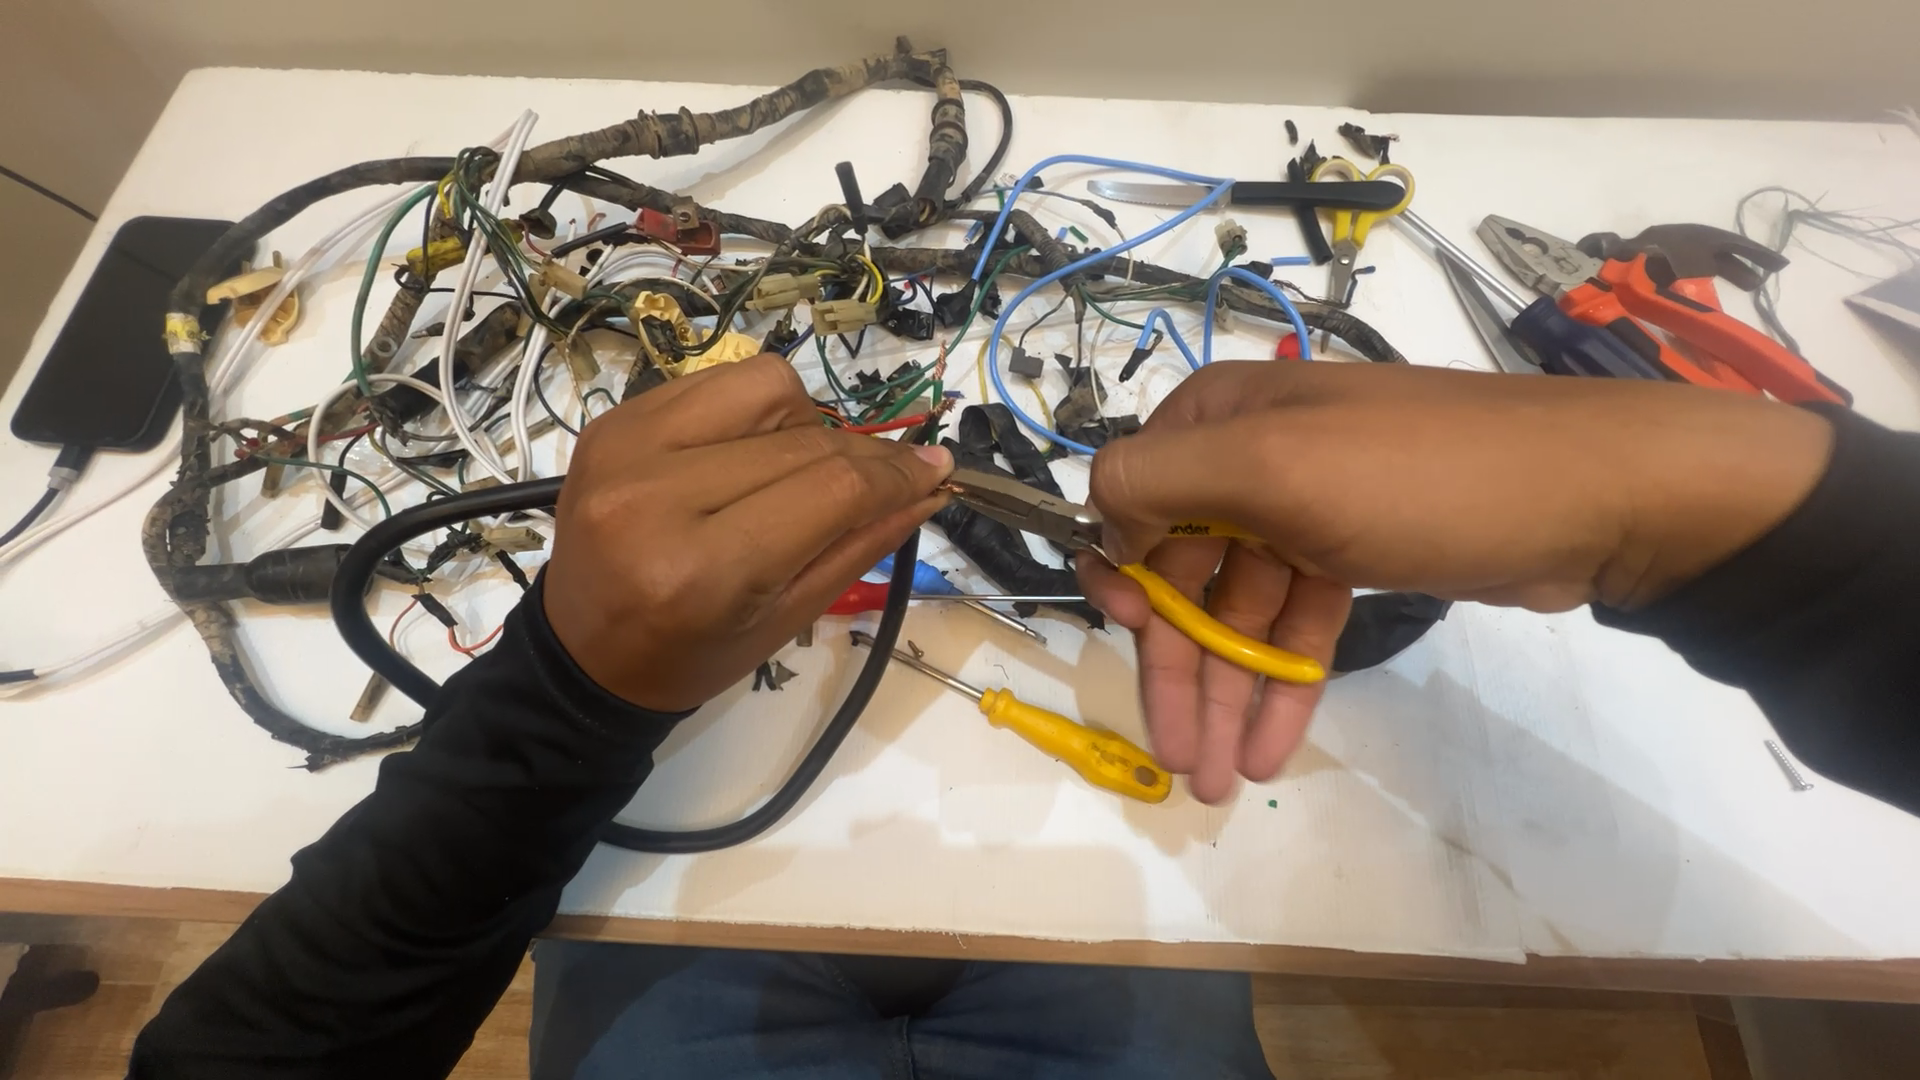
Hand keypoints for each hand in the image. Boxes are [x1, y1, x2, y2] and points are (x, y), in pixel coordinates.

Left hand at [543, 355, 951, 710]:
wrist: (586, 654)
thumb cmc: (692, 656)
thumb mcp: (788, 619)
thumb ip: (861, 545)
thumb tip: (928, 485)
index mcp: (702, 569)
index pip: (832, 489)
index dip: (897, 474)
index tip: (936, 470)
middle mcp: (656, 493)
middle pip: (807, 441)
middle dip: (866, 458)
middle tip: (888, 480)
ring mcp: (627, 445)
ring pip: (768, 386)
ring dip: (806, 424)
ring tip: (793, 474)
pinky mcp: (615, 420)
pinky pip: (720, 381)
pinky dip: (758, 411)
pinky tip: (751, 455)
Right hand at [1078, 361, 1832, 801]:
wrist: (1598, 497)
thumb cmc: (1415, 476)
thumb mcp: (1271, 463)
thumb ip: (1156, 478)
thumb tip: (1098, 520)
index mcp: (1214, 422)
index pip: (1132, 501)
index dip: (1124, 575)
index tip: (1131, 633)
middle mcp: (1242, 461)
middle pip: (1182, 574)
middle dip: (1177, 666)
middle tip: (1177, 757)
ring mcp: (1293, 511)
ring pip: (1233, 611)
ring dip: (1223, 692)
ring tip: (1217, 778)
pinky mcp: (1340, 555)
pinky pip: (1287, 624)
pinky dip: (1276, 683)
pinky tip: (1269, 747)